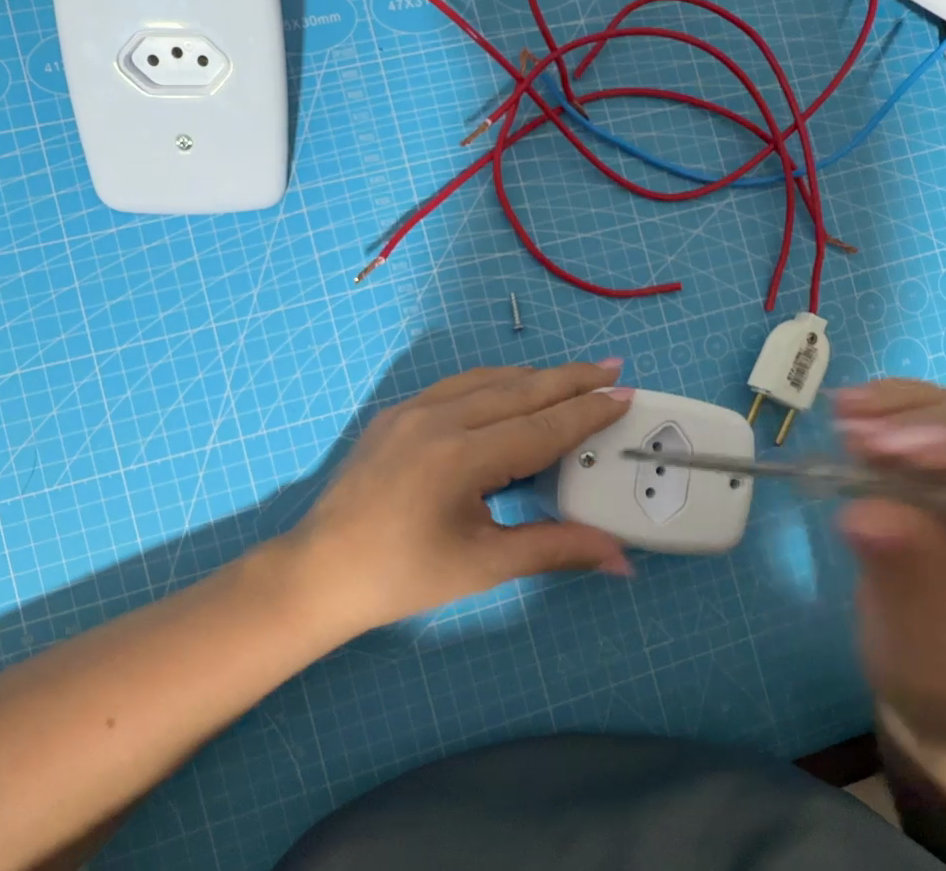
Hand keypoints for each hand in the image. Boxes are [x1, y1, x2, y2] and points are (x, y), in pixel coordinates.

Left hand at [275, 360, 636, 635]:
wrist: (320, 572)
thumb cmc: (403, 576)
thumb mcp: (484, 564)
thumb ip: (556, 548)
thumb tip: (622, 557)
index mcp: (462, 455)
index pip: (541, 426)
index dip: (587, 412)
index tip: (625, 395)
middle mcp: (437, 419)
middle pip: (517, 390)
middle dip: (568, 379)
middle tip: (611, 368)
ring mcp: (409, 412)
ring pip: (484, 381)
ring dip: (530, 378)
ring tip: (569, 378)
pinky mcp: (392, 416)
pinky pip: (453, 387)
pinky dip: (491, 384)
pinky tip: (506, 392)